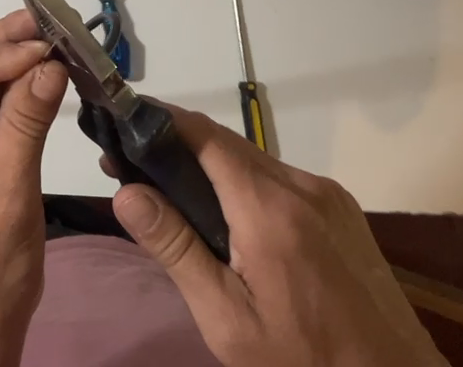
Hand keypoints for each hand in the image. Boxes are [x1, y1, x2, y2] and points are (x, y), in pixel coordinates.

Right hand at [109, 107, 447, 366]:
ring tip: (171, 197)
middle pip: (224, 143)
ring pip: (251, 160)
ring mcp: (328, 195)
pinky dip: (242, 183)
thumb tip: (124, 192)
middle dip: (174, 146)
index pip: (203, 134)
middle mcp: (302, 185)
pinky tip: (226, 217)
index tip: (119, 125)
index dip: (158, 119)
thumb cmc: (304, 362)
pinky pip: (278, 179)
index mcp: (270, 208)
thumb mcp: (228, 319)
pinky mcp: (343, 210)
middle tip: (130, 170)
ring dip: (208, 166)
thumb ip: (176, 249)